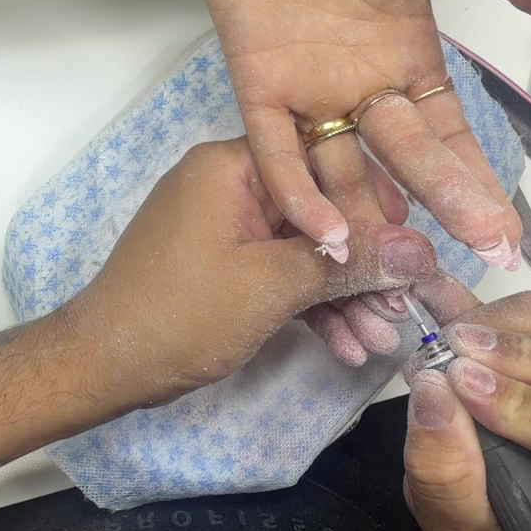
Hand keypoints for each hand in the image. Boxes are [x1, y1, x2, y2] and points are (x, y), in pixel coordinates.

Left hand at [59, 139, 440, 410]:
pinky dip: (311, 308)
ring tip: (384, 339)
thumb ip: (346, 263)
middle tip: (407, 305)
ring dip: (343, 296)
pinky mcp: (226, 265)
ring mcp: (228, 229)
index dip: (376, 204)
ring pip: (303, 251)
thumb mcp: (270, 287)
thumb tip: (422, 251)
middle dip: (363, 266)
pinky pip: (280, 275)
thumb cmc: (180, 314)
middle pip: (318, 214)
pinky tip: (348, 345)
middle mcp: (231, 186)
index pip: (323, 163)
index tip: (418, 245)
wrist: (107, 366)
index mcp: (232, 166)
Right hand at [398, 290, 530, 530]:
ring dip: (511, 325)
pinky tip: (458, 330)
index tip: (459, 385)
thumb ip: (443, 470)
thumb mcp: (451, 520)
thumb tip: (436, 390)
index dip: (527, 404)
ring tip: (452, 343)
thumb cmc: (485, 525)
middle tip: (460, 351)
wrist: (495, 510)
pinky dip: (498, 312)